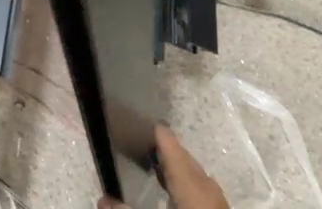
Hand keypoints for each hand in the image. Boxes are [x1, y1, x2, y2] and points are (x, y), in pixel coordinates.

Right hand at [99, 128, 229, 208]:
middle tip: (145, 144)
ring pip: (199, 178)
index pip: (174, 150)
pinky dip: (190, 187)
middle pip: (188, 162)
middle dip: (169, 152)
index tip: (144, 121)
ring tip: (159, 168)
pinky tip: (178, 195)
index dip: (159, 135)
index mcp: (192, 186)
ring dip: (180, 170)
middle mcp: (208, 190)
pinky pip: (204, 193)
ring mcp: (218, 204)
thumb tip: (103, 199)